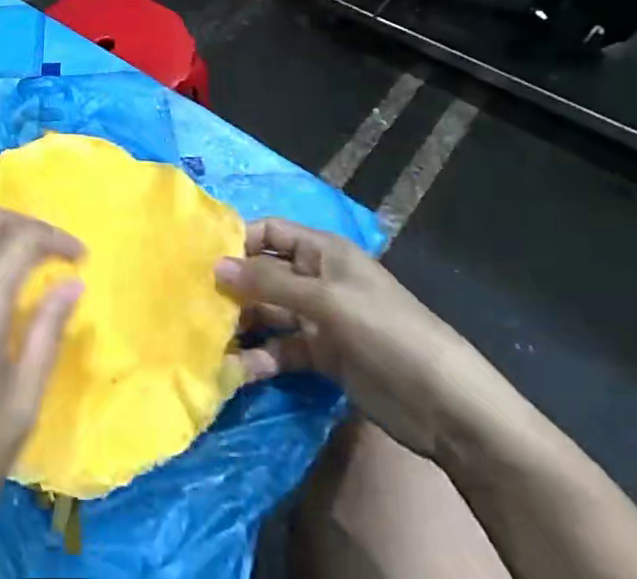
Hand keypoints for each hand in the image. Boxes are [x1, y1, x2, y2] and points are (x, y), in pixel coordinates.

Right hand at [214, 217, 518, 461]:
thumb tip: (214, 267)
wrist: (444, 404)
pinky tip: (236, 369)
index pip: (270, 231)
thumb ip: (269, 284)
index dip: (238, 240)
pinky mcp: (320, 356)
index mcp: (322, 252)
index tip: (200, 259)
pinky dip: (258, 358)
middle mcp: (316, 280)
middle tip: (192, 304)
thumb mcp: (326, 301)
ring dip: (240, 325)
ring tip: (205, 339)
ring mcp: (318, 319)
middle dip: (232, 287)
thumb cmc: (386, 331)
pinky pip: (280, 349)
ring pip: (267, 314)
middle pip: (263, 274)